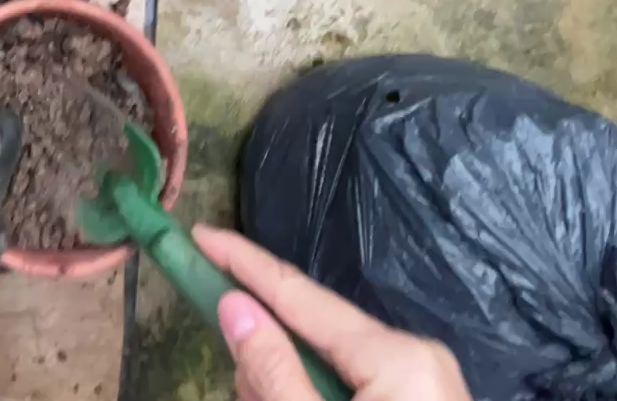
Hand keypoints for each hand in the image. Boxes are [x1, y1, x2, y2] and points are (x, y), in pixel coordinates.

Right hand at [194, 227, 470, 400]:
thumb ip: (274, 373)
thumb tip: (234, 304)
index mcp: (396, 358)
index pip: (298, 291)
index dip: (241, 260)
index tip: (197, 233)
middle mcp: (412, 358)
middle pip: (306, 328)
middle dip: (263, 354)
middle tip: (246, 396)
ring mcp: (419, 386)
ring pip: (320, 362)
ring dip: (283, 387)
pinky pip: (343, 388)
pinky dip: (308, 399)